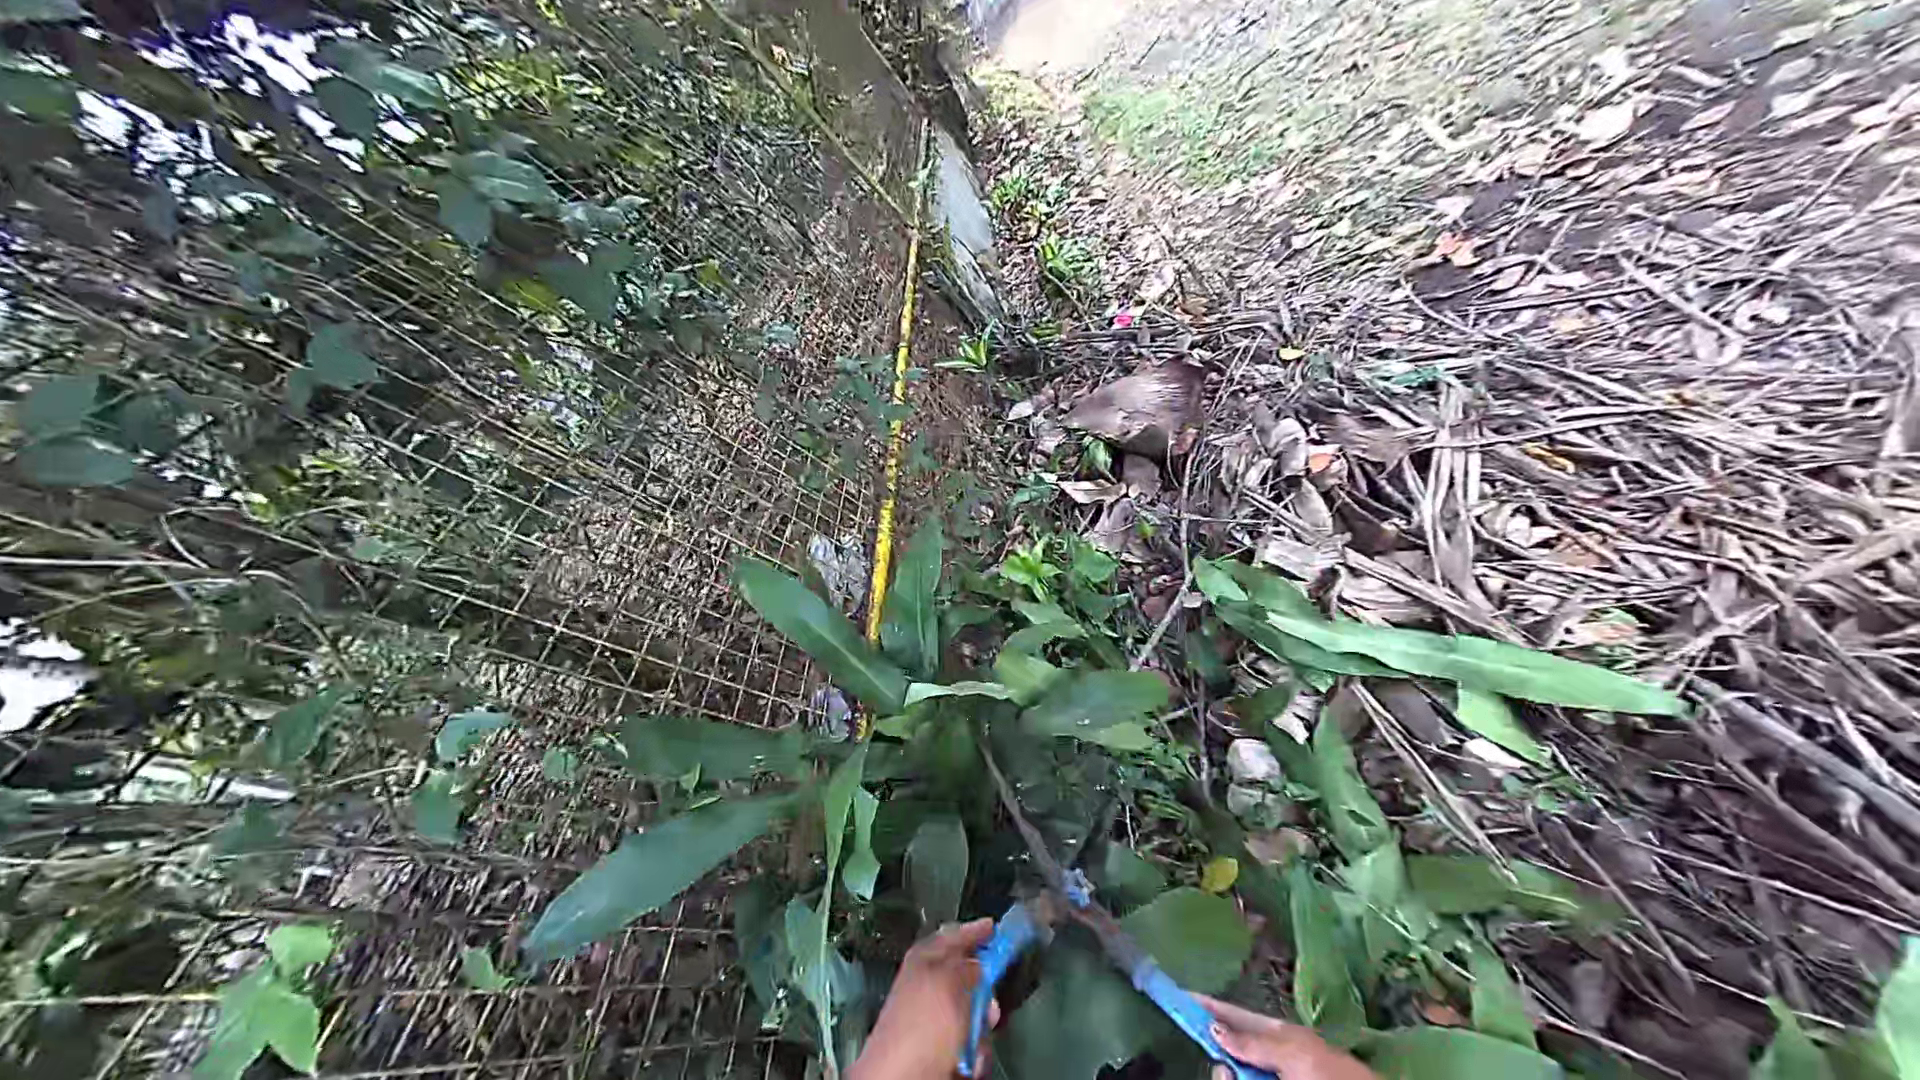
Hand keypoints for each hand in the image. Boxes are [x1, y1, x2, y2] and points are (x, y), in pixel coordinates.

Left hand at [848, 918, 999, 1079]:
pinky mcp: (939, 1049)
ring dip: (980, 1030)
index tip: (994, 928)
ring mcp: (933, 1019)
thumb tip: (980, 964)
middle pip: (968, 978)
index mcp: (924, 959)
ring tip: (974, 1046)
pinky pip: (969, 1044)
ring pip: (973, 1014)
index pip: (953, 935)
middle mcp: (928, 985)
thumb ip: (967, 967)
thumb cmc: (921, 1025)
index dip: (975, 931)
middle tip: (990, 1008)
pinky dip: (974, 1053)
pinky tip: (969, 1064)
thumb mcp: (949, 984)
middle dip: (984, 995)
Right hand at [1197, 995, 1377, 1079]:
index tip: (1175, 996)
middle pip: (1227, 1052)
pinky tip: (1235, 1076)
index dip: (1205, 1006)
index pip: (1231, 1015)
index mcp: (1275, 1035)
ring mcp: (1269, 1077)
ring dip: (1230, 1076)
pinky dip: (1234, 1078)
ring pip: (1233, 1074)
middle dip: (1221, 1060)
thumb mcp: (1295, 1053)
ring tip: (1237, 1076)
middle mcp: (1268, 1058)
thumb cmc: (1333, 1077)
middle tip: (1230, 1073)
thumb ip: (1253, 1040)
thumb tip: (1212, 1027)